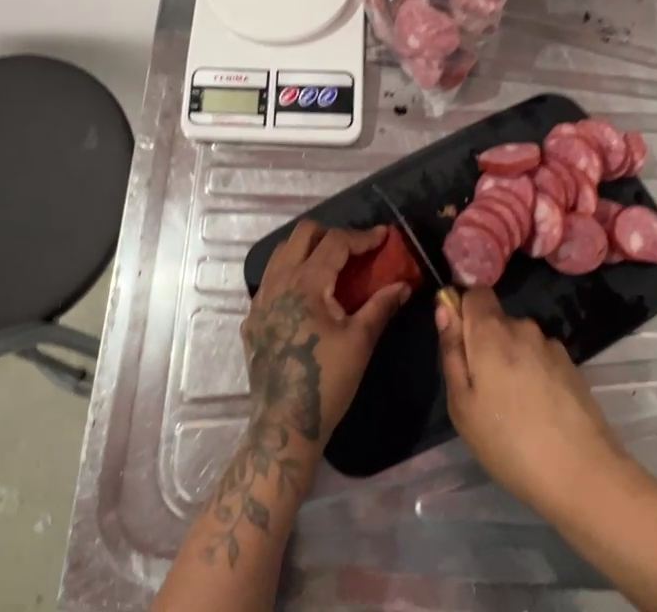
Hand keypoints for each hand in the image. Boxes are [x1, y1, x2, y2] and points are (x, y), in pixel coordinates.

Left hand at [244, 219, 412, 445]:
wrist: (285, 423)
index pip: (334, 242)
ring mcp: (259, 300)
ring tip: (333, 265)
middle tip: (356, 248)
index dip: (362, 236)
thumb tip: (404, 285)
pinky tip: (308, 295)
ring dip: (308, 250)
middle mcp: (277, 282)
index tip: (383, 236)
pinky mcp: (252, 319)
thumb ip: (381, 306)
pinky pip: (270, 280)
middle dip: (331, 234)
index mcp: (305, 282)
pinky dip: (291, 273)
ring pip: (281, 254)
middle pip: (301, 235)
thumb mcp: (361, 341)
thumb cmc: (328, 380)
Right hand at [436, 288, 626, 514]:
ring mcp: (552, 347)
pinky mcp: (572, 367)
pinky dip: (534, 375)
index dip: (463, 310)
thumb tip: (444, 308)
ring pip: (519, 342)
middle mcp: (523, 328)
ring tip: (513, 407)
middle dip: (486, 345)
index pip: (475, 293)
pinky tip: (538, 411)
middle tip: (483, 392)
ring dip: (511, 362)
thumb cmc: (508, 441)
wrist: (581, 473)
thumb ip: (451, 352)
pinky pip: (540, 359)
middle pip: (496, 321)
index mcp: (491, 332)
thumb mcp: (462, 404)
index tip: (459, 344)